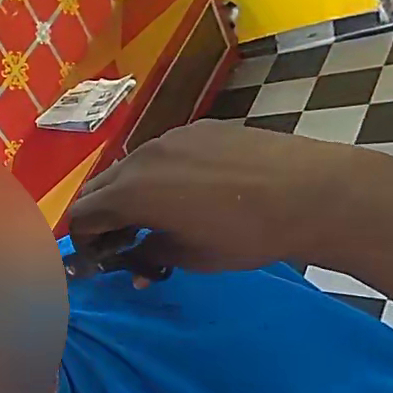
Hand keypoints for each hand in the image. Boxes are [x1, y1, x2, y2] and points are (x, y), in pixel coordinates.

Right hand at [66, 119, 392, 279]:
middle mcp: (141, 158)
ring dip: (127, 194)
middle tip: (120, 242)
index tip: (97, 259)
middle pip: (97, 188)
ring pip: (129, 168)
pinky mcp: (200, 128)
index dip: (80, 241)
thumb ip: (150, 256)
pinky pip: (161, 154)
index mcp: (131, 193)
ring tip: (155, 217)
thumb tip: (134, 264)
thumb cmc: (245, 235)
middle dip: (99, 217)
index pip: (80, 215)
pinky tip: (188, 192)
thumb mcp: (190, 258)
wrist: (312, 192)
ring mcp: (171, 137)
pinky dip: (157, 176)